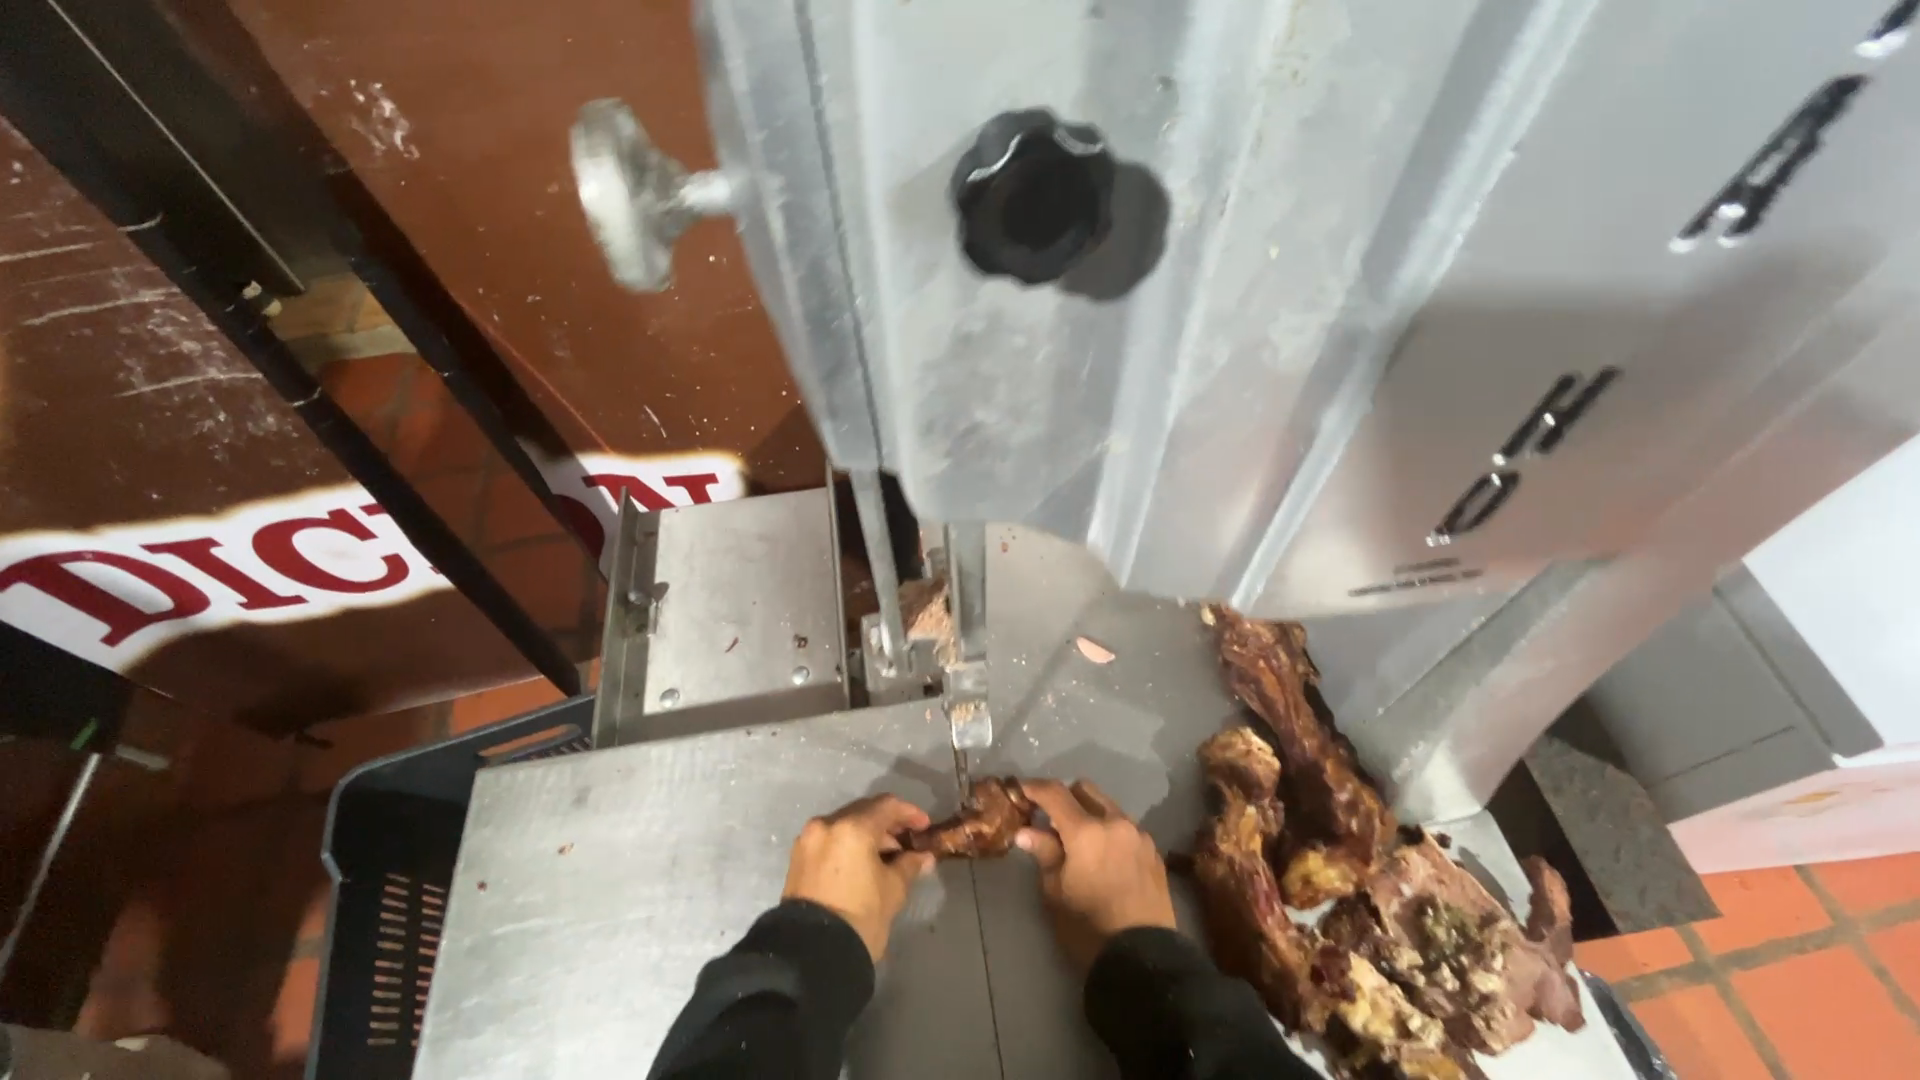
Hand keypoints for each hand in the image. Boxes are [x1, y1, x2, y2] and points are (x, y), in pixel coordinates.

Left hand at [783, 794, 935, 961]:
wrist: (813, 955)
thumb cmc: (860, 918)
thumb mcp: (893, 890)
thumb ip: (909, 865)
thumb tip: (923, 857)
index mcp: (852, 827)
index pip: (887, 806)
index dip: (910, 813)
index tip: (924, 827)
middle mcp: (826, 825)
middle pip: (863, 812)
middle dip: (887, 824)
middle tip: (906, 843)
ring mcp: (808, 840)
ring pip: (844, 825)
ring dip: (867, 835)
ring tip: (886, 857)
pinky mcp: (798, 859)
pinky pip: (830, 840)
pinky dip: (848, 845)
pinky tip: (863, 864)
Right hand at [1014, 779, 1177, 970]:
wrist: (1144, 957)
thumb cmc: (1089, 927)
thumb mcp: (1056, 892)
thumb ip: (1044, 853)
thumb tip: (1025, 831)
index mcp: (1087, 831)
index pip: (1055, 793)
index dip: (1034, 787)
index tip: (1020, 790)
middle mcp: (1116, 822)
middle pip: (1085, 790)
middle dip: (1064, 797)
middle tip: (1049, 820)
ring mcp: (1139, 834)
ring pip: (1108, 806)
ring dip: (1089, 814)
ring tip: (1078, 841)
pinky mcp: (1153, 850)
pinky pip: (1126, 827)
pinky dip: (1110, 831)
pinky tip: (1104, 857)